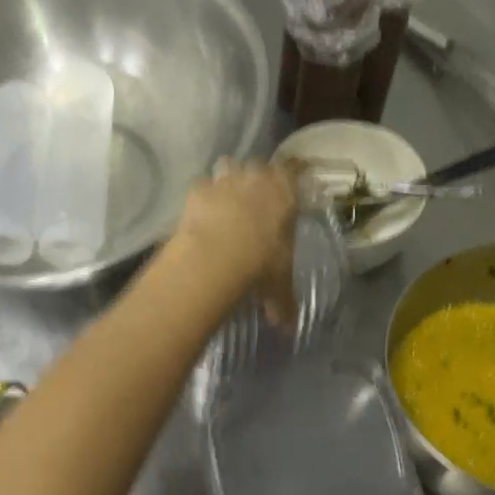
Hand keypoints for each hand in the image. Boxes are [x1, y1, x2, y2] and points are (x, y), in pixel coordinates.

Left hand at [169, 160, 298, 322]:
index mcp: (285, 193)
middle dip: (256, 178)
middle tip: (254, 199)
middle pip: (259, 166)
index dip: (294, 174)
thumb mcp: (278, 285)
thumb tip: (287, 328)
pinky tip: (200, 213)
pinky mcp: (197, 189)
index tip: (292, 182)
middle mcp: (257, 177)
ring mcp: (225, 180)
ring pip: (229, 167)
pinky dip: (201, 196)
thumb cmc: (260, 264)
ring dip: (228, 180)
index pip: (296, 170)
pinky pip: (201, 186)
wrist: (217, 256)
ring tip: (225, 201)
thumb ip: (283, 303)